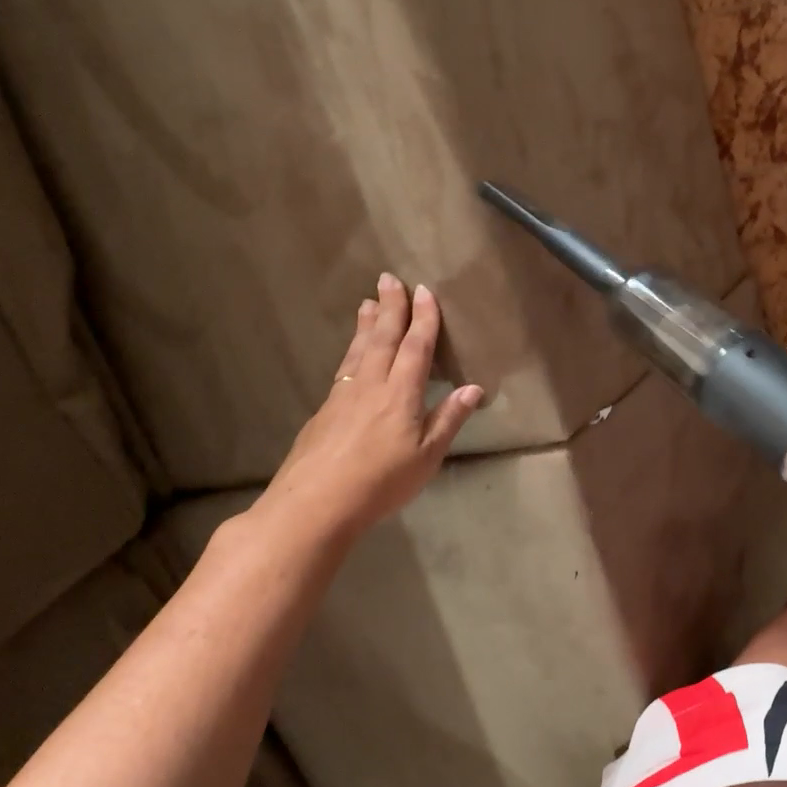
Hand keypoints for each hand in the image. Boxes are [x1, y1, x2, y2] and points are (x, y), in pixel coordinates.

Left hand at [256, 274, 483, 538]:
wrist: (313, 506)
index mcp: (400, 394)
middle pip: (381, 339)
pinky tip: (352, 354)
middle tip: (389, 279)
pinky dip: (351, 351)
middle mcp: (370, 387)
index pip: (415, 348)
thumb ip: (449, 419)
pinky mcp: (324, 413)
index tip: (424, 292)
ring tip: (368, 303)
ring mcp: (342, 398)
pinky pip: (344, 369)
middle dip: (389, 309)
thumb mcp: (427, 455)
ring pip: (358, 351)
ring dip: (366, 325)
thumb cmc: (380, 482)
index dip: (423, 319)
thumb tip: (474, 388)